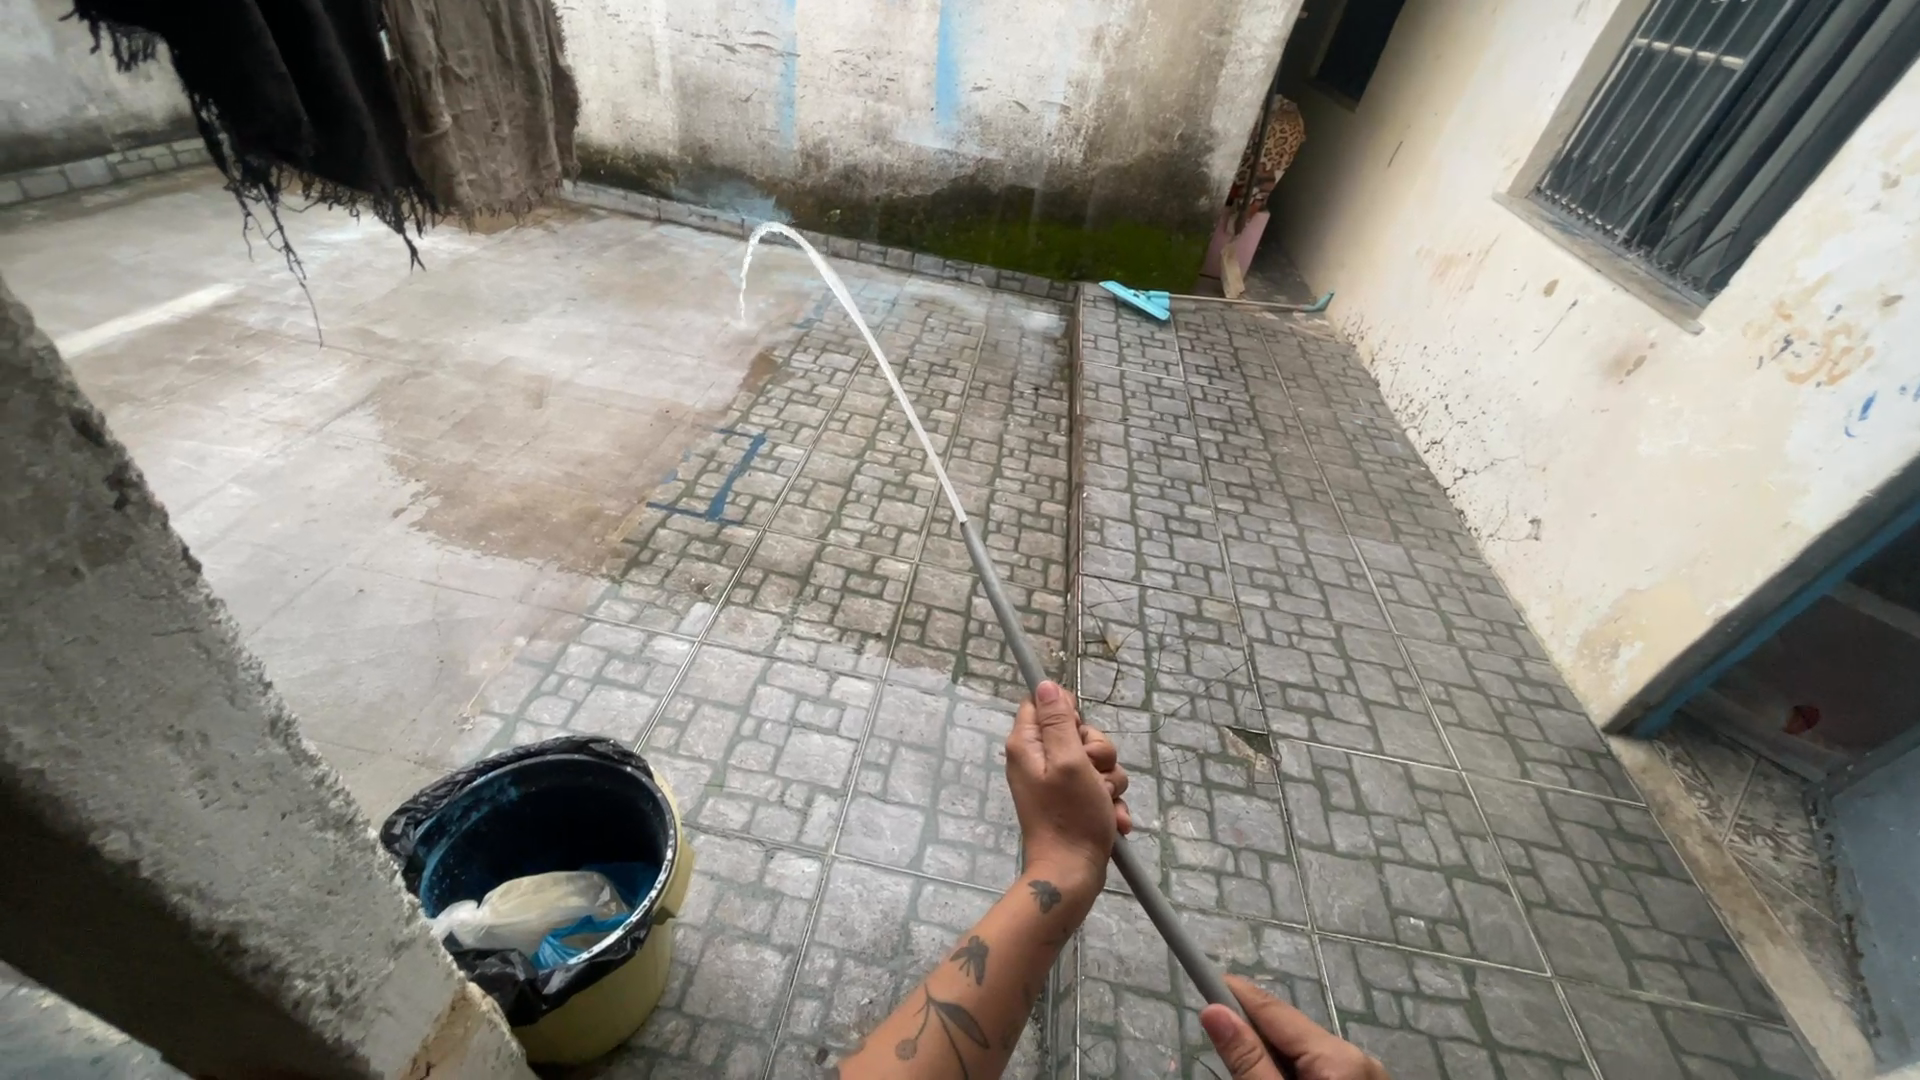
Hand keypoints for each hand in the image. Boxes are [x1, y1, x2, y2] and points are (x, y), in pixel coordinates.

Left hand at [1005, 681, 1129, 896]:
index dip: (1067, 712)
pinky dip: (1109, 802)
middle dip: (1098, 752)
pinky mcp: (1072, 802)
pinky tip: (1113, 819)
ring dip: (1108, 780)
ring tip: (1103, 802)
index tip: (1079, 733)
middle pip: (1076, 732)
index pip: (1041, 704)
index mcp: (1026, 745)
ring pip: (1095, 761)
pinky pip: (1098, 788)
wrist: (1072, 875)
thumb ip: (1058, 722)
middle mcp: (1037, 759)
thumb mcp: (1069, 761)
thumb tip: (1046, 684)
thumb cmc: (1070, 816)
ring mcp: (1055, 782)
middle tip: (1094, 774)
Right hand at [1201, 976, 1387, 1079]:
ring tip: (1254, 1079)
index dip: (1232, 992)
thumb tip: (1212, 1009)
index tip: (1197, 979)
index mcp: (1340, 1056)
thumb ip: (1249, 1062)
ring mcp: (1369, 1076)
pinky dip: (1293, 1075)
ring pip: (1300, 1052)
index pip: (1271, 1007)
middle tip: (1227, 1062)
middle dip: (1253, 1039)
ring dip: (1272, 1061)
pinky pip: (1319, 1070)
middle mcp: (1360, 1057)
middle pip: (1285, 1031)